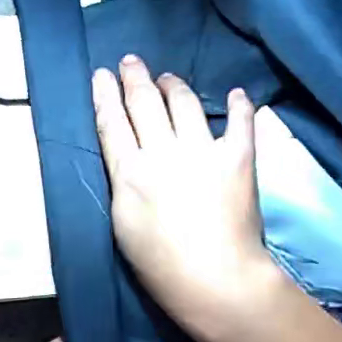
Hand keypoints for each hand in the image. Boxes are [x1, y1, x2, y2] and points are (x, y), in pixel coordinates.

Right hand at [92, 55, 285, 334]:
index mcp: (130, 172)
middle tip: (130, 62)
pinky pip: (239, 122)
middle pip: (144, 103)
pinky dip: (238, 105)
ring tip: (168, 78)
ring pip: (184, 102)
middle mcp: (163, 151)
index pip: (112, 122)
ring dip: (173, 84)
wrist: (215, 279)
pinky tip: (237, 94)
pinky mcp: (239, 157)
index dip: (105, 95)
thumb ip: (122, 183)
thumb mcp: (123, 224)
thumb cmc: (160, 265)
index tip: (102, 75)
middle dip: (134, 77)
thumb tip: (125, 158)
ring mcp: (203, 151)